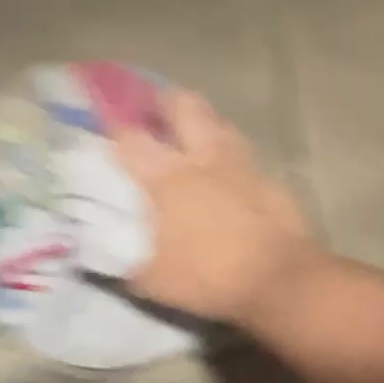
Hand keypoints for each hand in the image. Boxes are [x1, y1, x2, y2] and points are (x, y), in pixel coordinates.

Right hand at [111, 90, 315, 323]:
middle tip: (154, 109)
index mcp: (167, 177)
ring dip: (204, 123)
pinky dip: (233, 158)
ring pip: (220, 123)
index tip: (102, 119)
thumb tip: (105, 257)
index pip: (130, 137)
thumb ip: (125, 263)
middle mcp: (204, 158)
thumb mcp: (152, 281)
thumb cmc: (209, 277)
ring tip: (194, 135)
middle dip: (165, 102)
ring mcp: (243, 165)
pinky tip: (231, 176)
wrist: (280, 280)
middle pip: (184, 106)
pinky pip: (246, 156)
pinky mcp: (273, 181)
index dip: (112, 125)